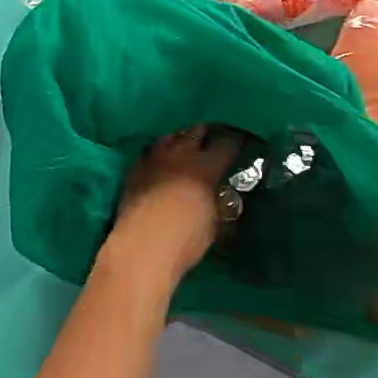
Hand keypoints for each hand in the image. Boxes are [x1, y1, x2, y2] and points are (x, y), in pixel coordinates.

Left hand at [104, 125, 245, 279]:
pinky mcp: (135, 168)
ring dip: (182, 138)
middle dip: (208, 132)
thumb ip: (218, 203)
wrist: (141, 247)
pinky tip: (163, 160)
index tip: (243, 139)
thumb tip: (220, 196)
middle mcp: (181, 154)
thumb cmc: (185, 239)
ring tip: (187, 144)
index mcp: (206, 166)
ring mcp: (155, 158)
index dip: (237, 139)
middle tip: (214, 138)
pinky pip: (152, 150)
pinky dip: (161, 151)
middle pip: (197, 130)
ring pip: (172, 135)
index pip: (228, 143)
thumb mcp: (214, 223)